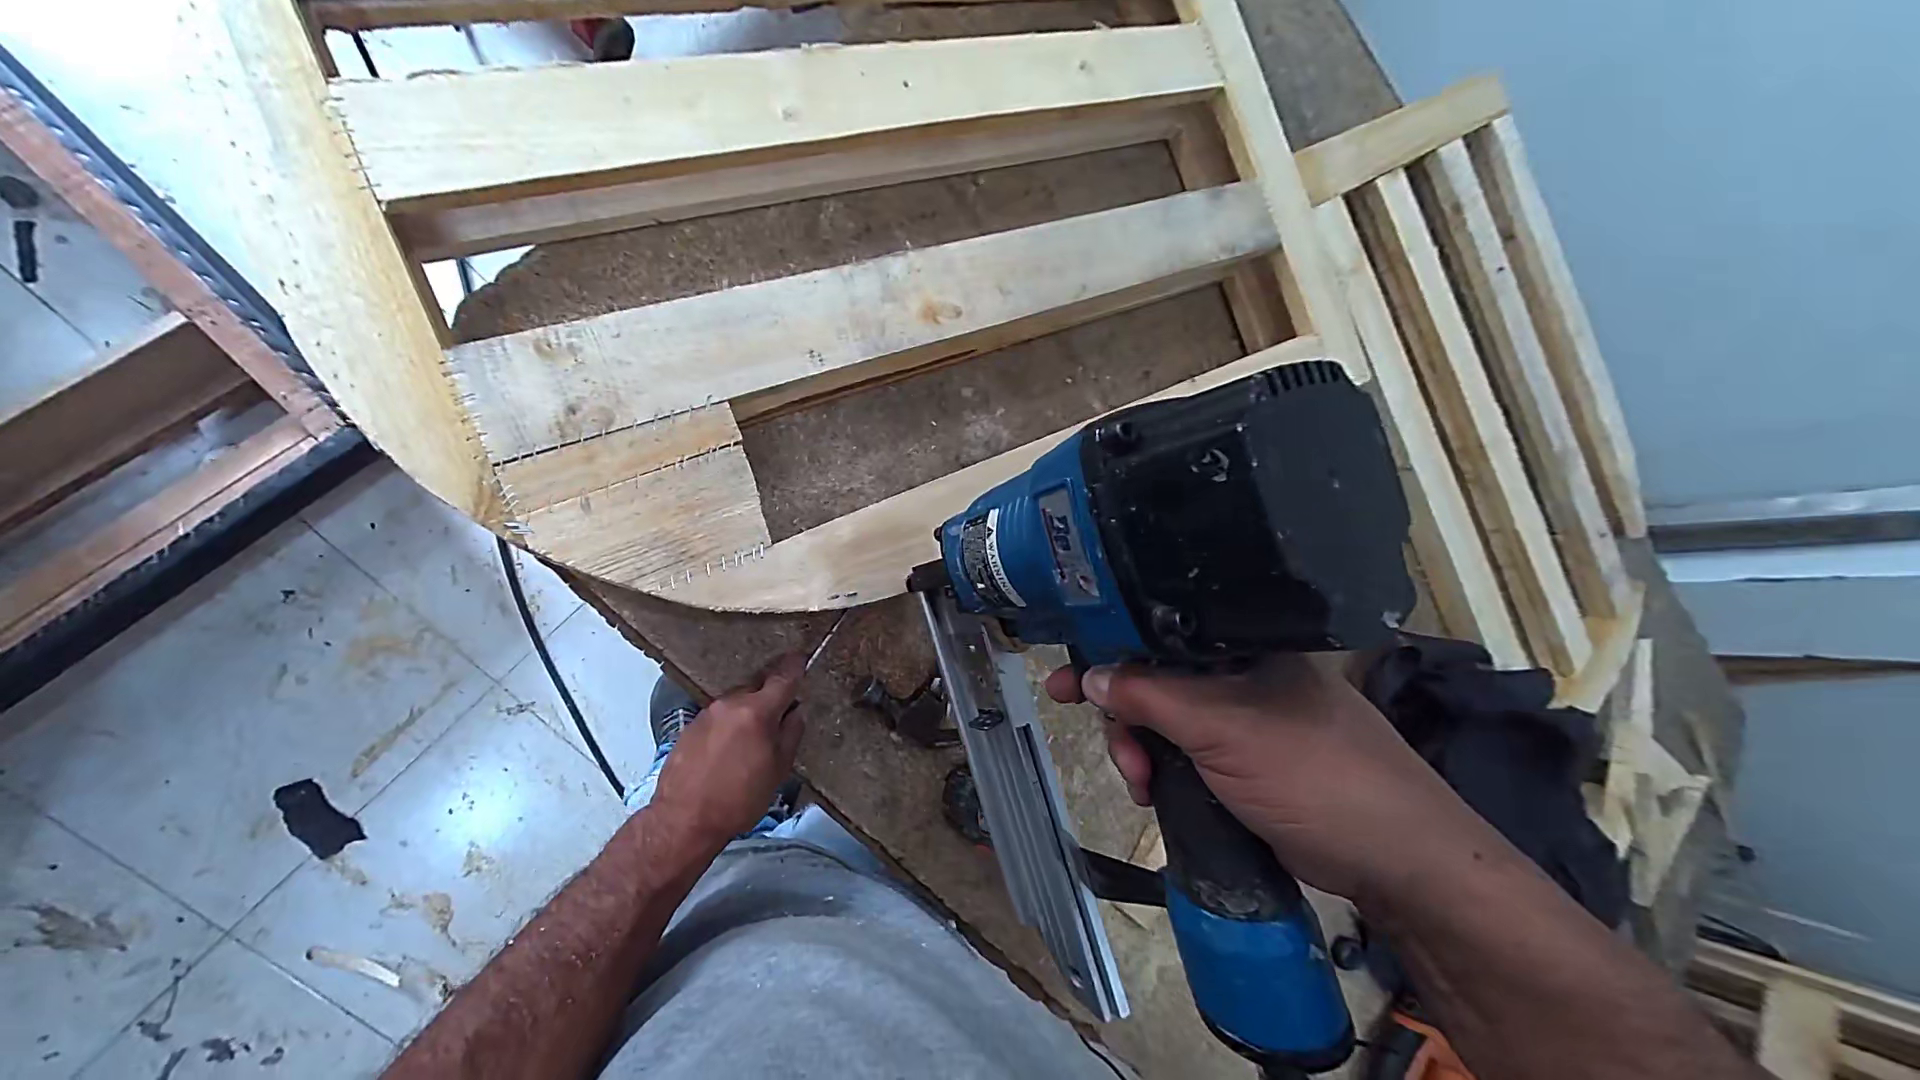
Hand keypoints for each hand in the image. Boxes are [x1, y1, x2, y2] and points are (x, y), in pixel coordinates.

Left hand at [649, 652, 805, 847]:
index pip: (782, 678)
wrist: (684, 820)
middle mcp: (730, 704)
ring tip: (752, 741)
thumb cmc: (739, 799)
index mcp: (757, 711)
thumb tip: (795, 712)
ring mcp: (707, 714)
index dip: (794, 666)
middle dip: (769, 695)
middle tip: (779, 713)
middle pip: (757, 687)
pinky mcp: (690, 728)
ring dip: (747, 712)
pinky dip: (728, 725)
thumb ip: (791, 733)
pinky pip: (718, 717)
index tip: (800, 658)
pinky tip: (729, 750)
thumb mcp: (779, 769)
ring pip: (736, 702)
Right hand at [1045, 655, 1503, 907]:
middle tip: (1119, 757)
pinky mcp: (1243, 760)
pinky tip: (1156, 794)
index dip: (1107, 653)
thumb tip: (1088, 675)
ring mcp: (1242, 719)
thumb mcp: (1222, 728)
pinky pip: (1182, 753)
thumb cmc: (1312, 774)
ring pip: (1164, 722)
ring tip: (1143, 787)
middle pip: (1153, 682)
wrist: (1397, 860)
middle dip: (1124, 720)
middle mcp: (1240, 674)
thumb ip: (1149, 696)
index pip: (1157, 635)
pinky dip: (1161, 771)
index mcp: (1241, 646)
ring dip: (1140, 752)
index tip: (1065, 682)